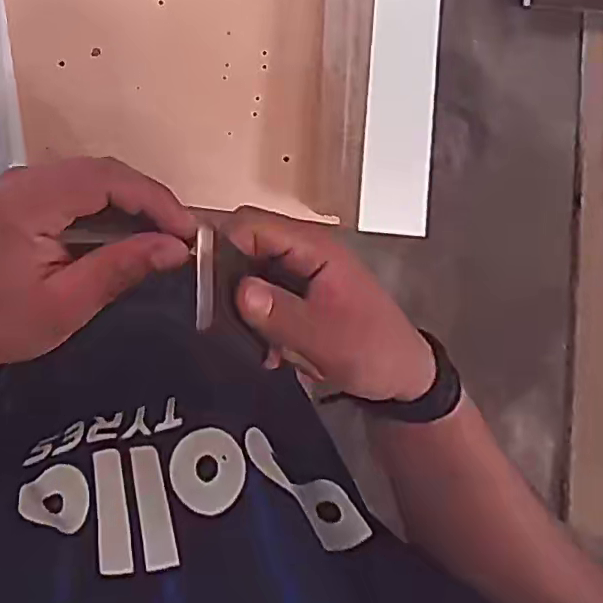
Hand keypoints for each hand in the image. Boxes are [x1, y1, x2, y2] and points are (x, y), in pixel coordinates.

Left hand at [0, 157, 195, 375]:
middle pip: (102, 170)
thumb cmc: (5, 325)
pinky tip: (134, 222)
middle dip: (148, 196)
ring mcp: (23, 183)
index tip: (186, 228)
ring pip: (94, 173)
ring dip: (133, 196)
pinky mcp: (27, 193)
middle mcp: (24, 180)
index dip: (152, 199)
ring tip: (166, 227)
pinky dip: (113, 200)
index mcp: (27, 201)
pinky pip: (80, 184)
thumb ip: (120, 268)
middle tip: (182, 230)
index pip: (104, 180)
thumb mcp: (67, 304)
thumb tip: (176, 248)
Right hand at [226, 206, 435, 403]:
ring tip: (241, 334)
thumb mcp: (327, 340)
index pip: (253, 225)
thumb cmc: (375, 351)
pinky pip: (259, 289)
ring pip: (248, 267)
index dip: (222, 243)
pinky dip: (252, 313)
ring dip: (239, 299)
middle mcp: (302, 250)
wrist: (403, 377)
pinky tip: (260, 345)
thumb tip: (239, 291)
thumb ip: (281, 315)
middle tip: (212, 310)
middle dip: (226, 274)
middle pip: (245, 242)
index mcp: (314, 247)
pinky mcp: (294, 290)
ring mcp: (298, 269)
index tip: (200, 276)